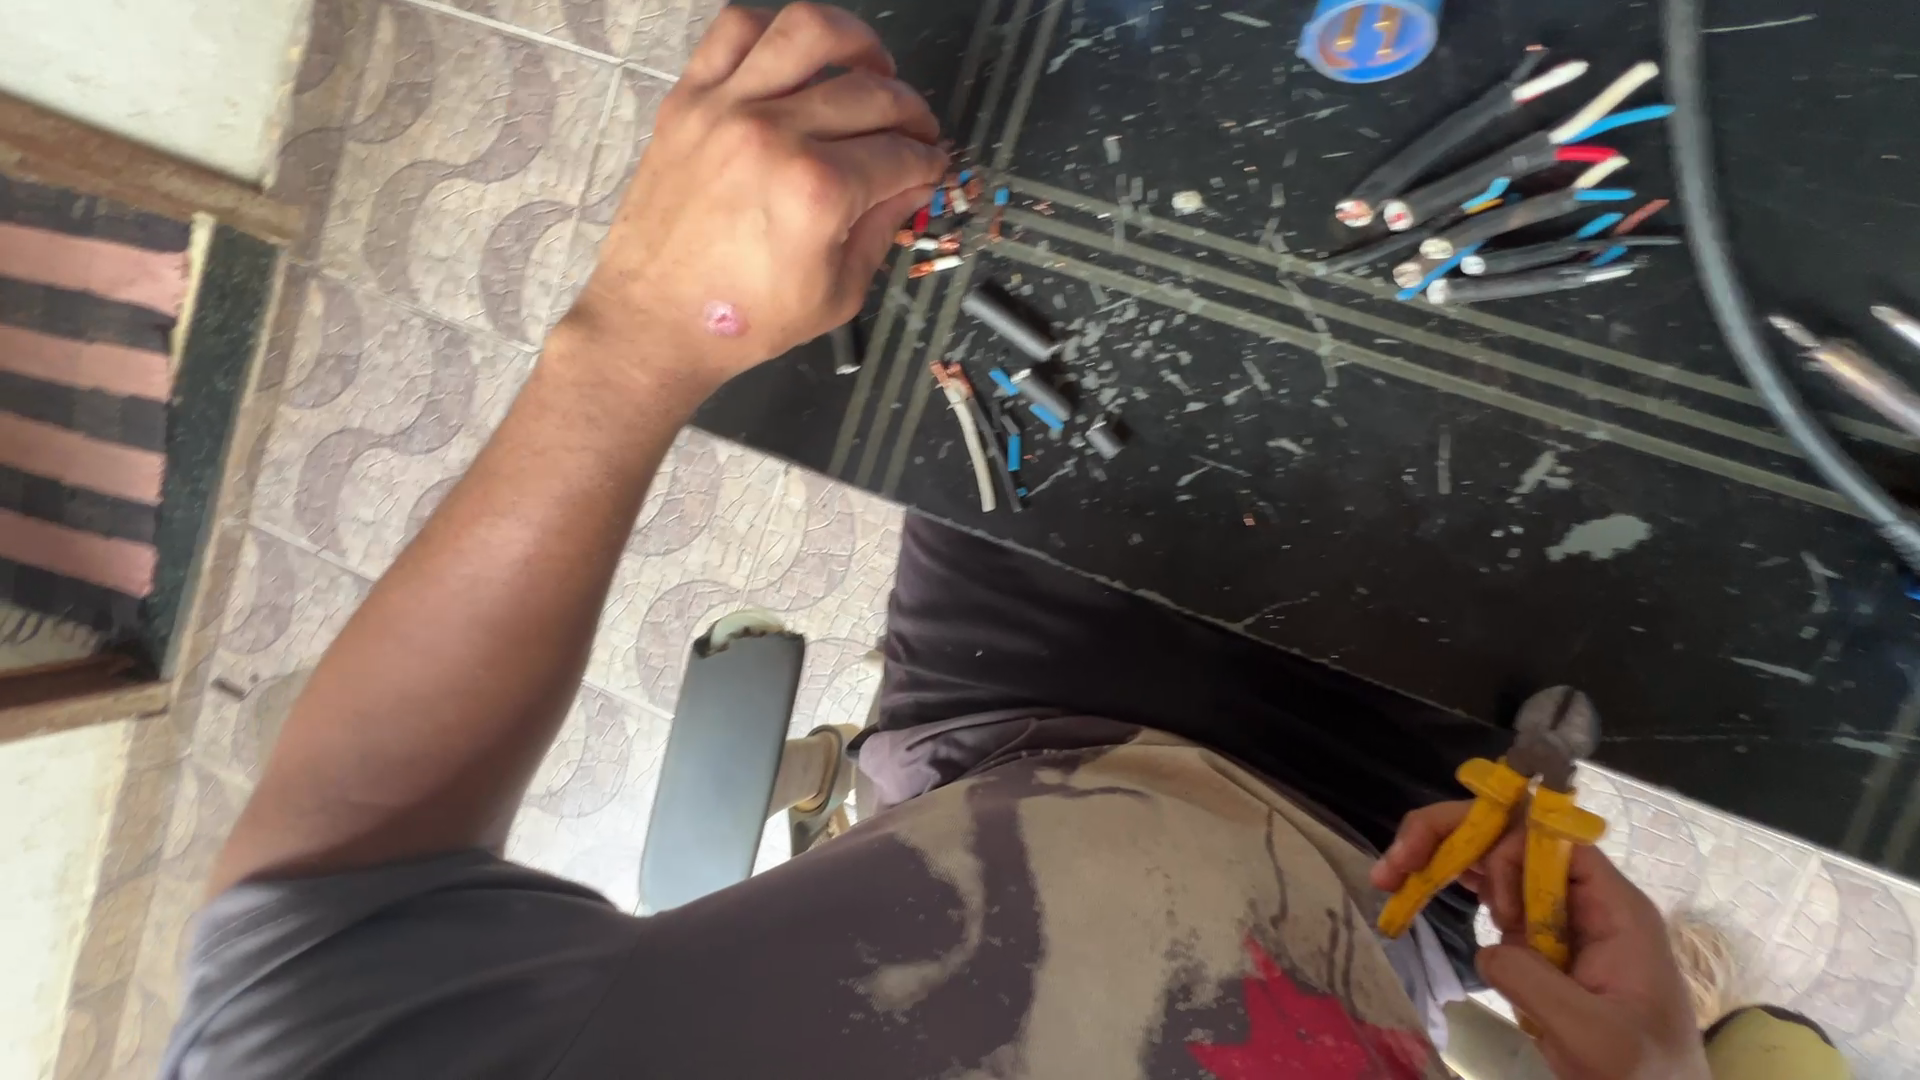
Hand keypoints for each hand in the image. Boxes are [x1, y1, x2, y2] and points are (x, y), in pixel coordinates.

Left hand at [566, 3, 946, 389]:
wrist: (660, 320)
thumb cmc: (751, 321)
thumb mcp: (838, 294)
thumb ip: (881, 231)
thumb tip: (911, 188)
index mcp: (819, 192)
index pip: (898, 156)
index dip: (929, 163)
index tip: (936, 168)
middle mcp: (777, 133)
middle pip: (869, 93)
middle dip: (911, 113)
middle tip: (919, 133)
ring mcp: (728, 106)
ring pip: (807, 31)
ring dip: (857, 41)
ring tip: (874, 66)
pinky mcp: (688, 99)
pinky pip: (736, 30)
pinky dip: (776, 30)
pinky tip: (800, 58)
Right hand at [1371, 801, 1710, 1079]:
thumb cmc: (1642, 1079)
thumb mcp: (1595, 1036)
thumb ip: (1534, 980)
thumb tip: (1486, 947)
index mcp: (1612, 907)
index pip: (1547, 837)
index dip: (1497, 841)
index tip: (1463, 881)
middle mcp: (1580, 896)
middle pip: (1505, 834)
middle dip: (1446, 838)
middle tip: (1395, 867)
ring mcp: (1554, 911)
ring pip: (1486, 855)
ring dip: (1434, 857)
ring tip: (1390, 879)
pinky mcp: (1532, 932)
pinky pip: (1484, 886)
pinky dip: (1443, 881)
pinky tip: (1412, 890)